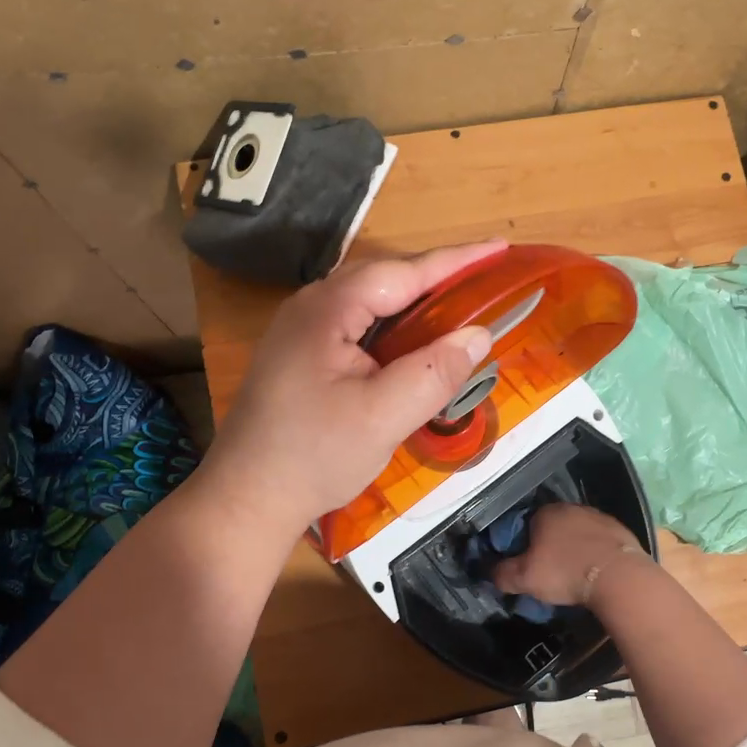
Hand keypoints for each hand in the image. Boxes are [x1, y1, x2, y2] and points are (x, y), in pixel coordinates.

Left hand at [196, 241, 504, 534]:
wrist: (247, 498)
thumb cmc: (313, 456)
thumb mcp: (383, 417)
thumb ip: (434, 372)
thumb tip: (479, 335)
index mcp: (327, 310)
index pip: (402, 272)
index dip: (456, 260)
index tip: (500, 248)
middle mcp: (310, 308)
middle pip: (384, 279)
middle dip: (437, 277)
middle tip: (486, 281)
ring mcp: (301, 333)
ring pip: (370, 304)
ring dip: (416, 303)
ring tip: (460, 308)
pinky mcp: (301, 357)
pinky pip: (358, 326)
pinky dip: (395, 328)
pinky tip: (413, 346)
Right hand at [493, 503, 646, 605]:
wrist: (619, 577)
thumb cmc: (565, 572)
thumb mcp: (525, 578)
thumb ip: (502, 573)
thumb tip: (490, 572)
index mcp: (546, 513)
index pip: (525, 524)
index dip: (522, 545)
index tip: (524, 564)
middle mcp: (572, 508)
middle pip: (553, 527)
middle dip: (549, 545)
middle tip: (548, 570)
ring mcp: (599, 517)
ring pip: (578, 533)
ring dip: (573, 548)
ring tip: (573, 573)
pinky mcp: (621, 531)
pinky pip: (600, 541)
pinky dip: (594, 553)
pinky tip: (594, 571)